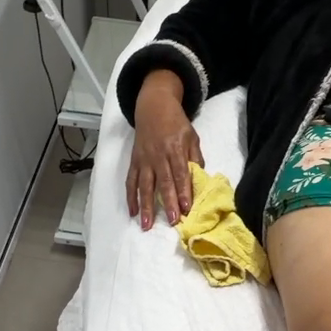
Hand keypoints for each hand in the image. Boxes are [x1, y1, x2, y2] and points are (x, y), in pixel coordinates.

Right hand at [126, 69, 203, 230]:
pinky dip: (130, 197)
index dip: (183, 191)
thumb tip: (199, 181)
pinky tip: (133, 212)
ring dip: (146, 206)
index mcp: (175, 148)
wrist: (153, 106)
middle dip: (168, 203)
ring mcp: (144, 159)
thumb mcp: (192, 136)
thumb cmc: (176, 124)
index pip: (180, 173)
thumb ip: (195, 158)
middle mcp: (158, 155)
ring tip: (146, 225)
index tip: (186, 209)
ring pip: (144, 186)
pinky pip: (130, 181)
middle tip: (172, 222)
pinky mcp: (134, 161)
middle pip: (163, 183)